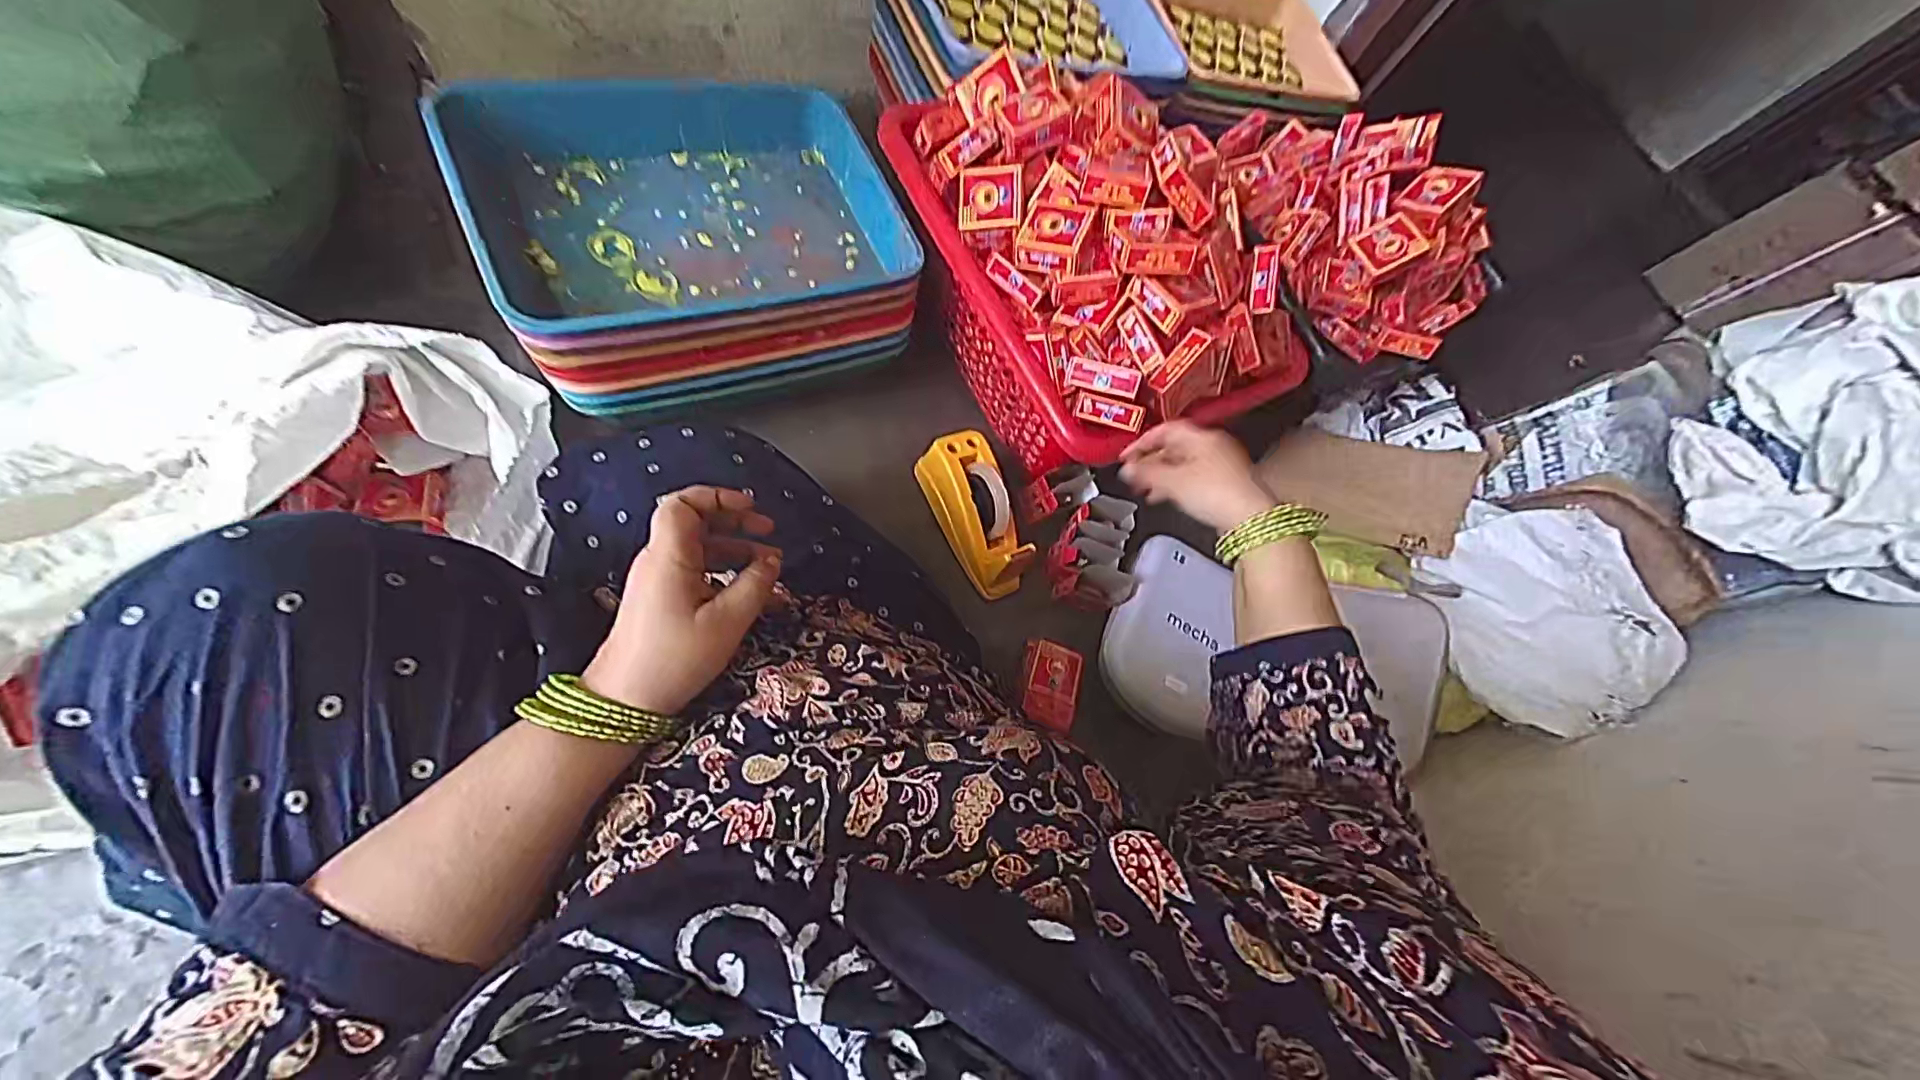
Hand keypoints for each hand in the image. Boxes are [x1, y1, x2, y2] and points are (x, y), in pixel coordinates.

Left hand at [580, 486, 780, 714]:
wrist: (625, 698)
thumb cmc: (674, 659)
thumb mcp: (727, 622)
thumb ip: (755, 585)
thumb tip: (772, 562)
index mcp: (669, 558)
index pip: (683, 504)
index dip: (717, 497)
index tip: (749, 506)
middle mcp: (658, 562)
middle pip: (694, 522)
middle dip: (734, 521)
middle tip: (767, 530)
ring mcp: (657, 580)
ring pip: (698, 548)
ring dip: (734, 548)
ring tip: (767, 562)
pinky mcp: (660, 599)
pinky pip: (695, 570)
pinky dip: (723, 570)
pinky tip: (747, 587)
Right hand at [1118, 421, 1276, 532]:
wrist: (1248, 520)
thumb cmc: (1220, 495)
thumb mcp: (1172, 482)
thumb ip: (1145, 473)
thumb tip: (1128, 469)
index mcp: (1202, 438)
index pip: (1164, 430)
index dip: (1141, 442)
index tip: (1127, 455)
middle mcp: (1214, 446)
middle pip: (1173, 447)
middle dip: (1150, 461)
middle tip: (1133, 473)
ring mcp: (1221, 464)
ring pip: (1182, 463)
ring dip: (1160, 475)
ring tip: (1145, 488)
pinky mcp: (1224, 482)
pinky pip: (1192, 477)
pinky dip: (1175, 484)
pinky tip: (1165, 496)